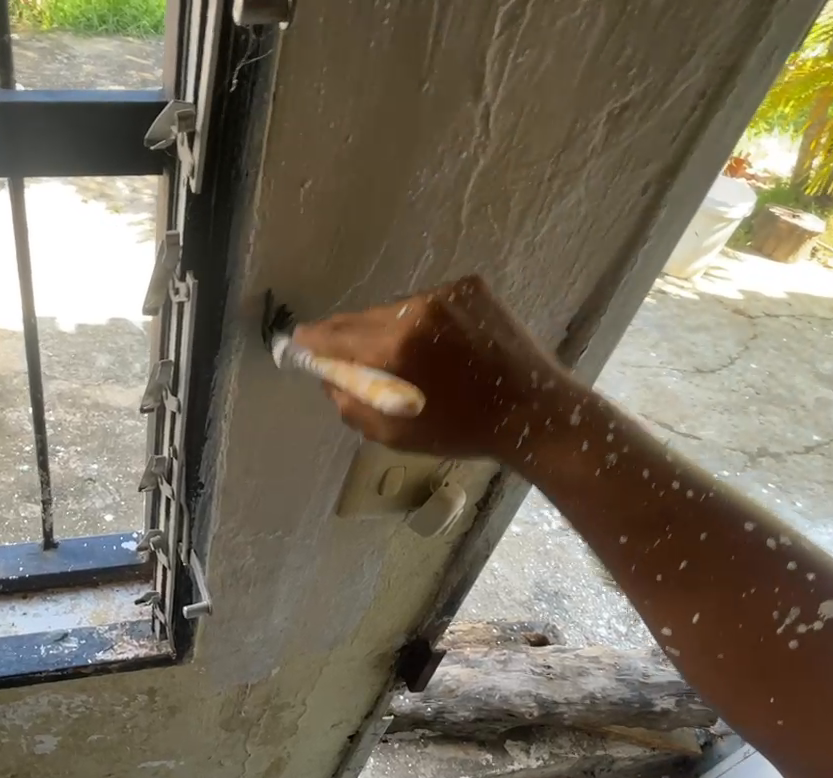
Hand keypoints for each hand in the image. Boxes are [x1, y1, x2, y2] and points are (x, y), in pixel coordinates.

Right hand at [293, 274, 570, 460]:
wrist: (533, 411)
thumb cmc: (461, 430)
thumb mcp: (394, 434)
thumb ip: (351, 404)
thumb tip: (329, 379)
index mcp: (396, 347)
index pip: (338, 336)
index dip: (314, 340)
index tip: (298, 341)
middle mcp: (418, 309)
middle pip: (364, 318)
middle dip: (348, 335)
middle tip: (337, 350)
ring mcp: (447, 294)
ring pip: (395, 310)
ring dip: (387, 329)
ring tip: (396, 356)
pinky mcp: (471, 288)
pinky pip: (427, 304)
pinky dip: (420, 321)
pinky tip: (432, 346)